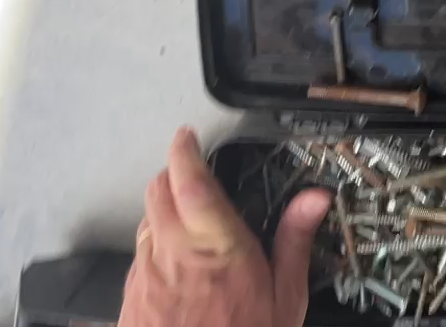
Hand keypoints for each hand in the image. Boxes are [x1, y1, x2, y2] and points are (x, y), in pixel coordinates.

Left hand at [121, 128, 331, 326]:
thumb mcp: (285, 301)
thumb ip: (295, 241)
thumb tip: (316, 197)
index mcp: (215, 246)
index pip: (189, 182)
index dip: (184, 151)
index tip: (187, 136)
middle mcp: (171, 255)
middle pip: (157, 193)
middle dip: (173, 174)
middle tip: (192, 172)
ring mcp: (145, 282)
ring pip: (145, 225)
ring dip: (162, 211)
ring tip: (188, 222)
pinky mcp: (129, 309)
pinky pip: (139, 261)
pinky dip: (154, 248)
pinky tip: (176, 269)